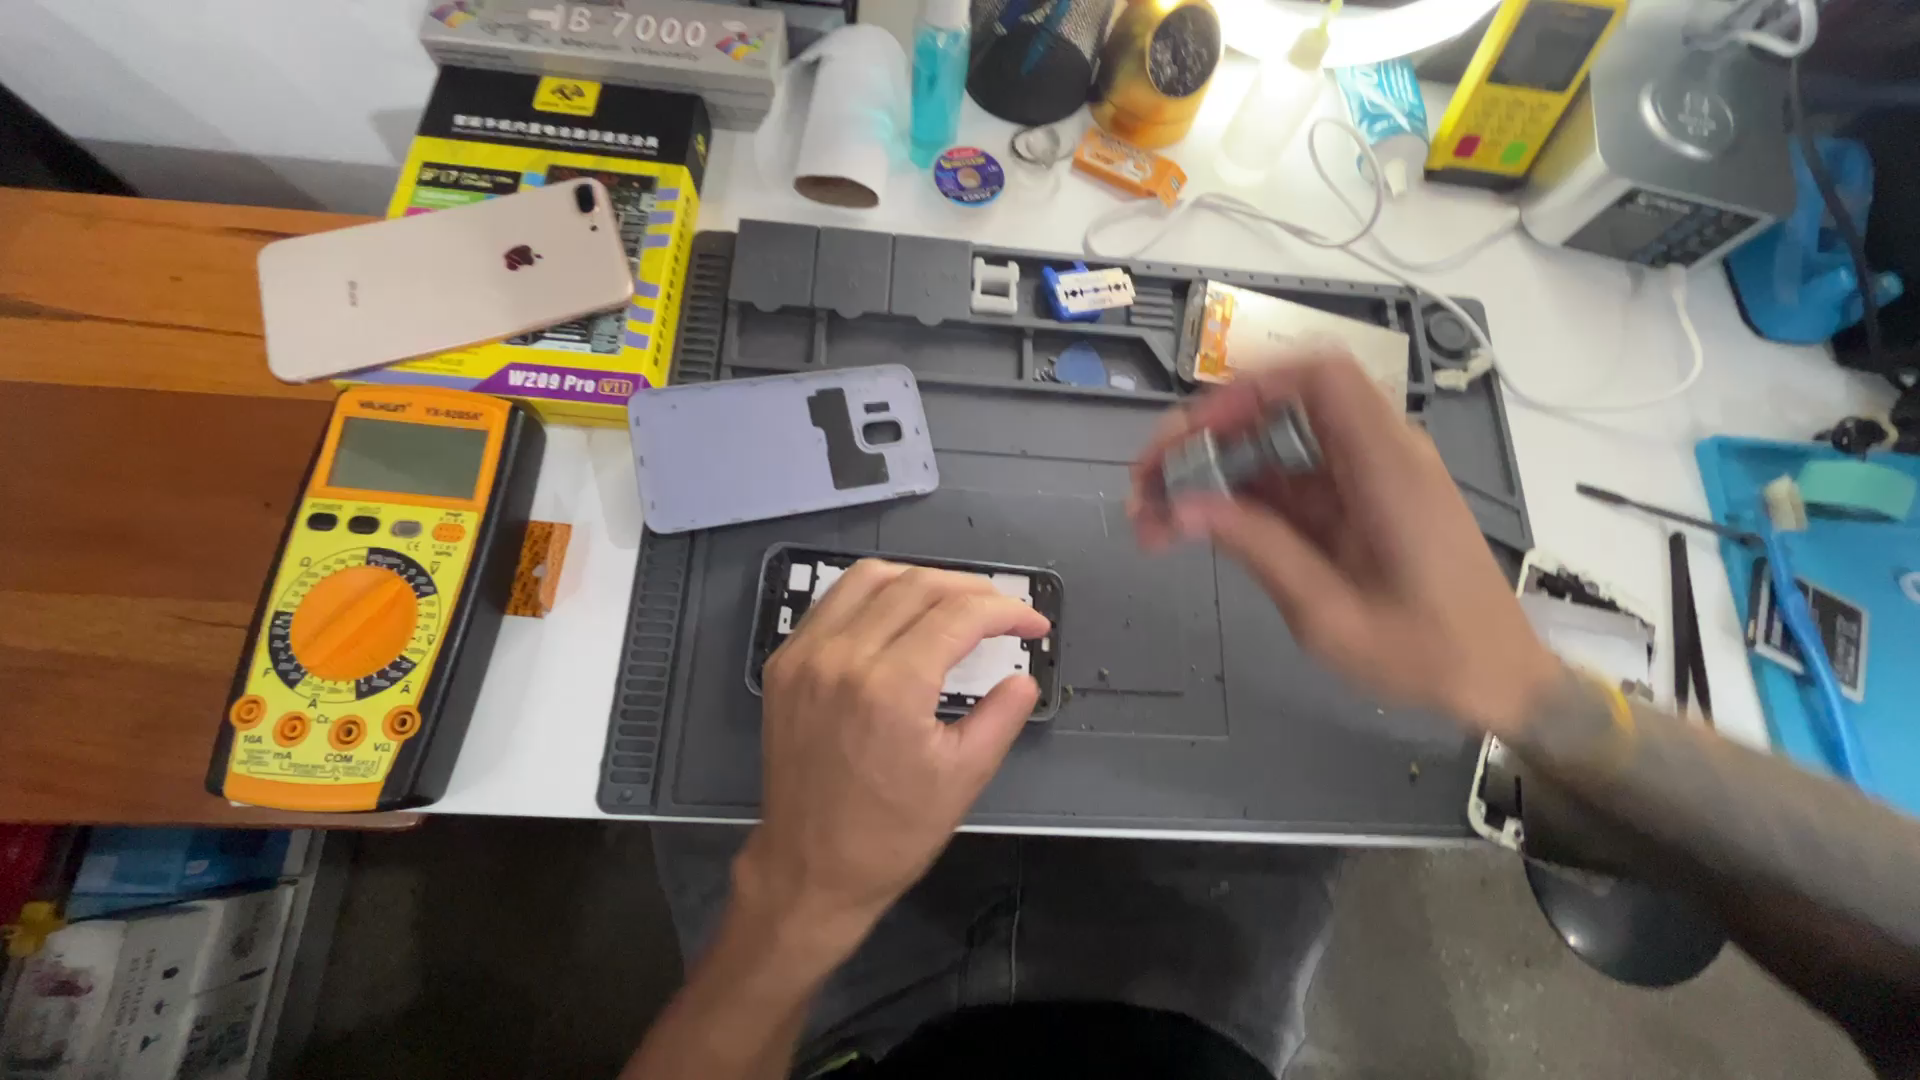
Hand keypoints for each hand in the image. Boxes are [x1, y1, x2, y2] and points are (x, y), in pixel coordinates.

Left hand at [737, 559, 1050, 943]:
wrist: (809, 869)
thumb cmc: (892, 833)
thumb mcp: (964, 777)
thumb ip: (1002, 715)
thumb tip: (1023, 674)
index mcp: (892, 687)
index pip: (960, 615)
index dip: (1007, 611)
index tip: (1033, 625)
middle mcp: (843, 657)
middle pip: (919, 585)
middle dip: (973, 589)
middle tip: (1003, 611)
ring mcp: (806, 655)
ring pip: (871, 578)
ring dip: (922, 579)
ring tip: (955, 603)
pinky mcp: (785, 663)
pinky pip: (834, 602)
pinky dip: (875, 594)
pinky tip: (899, 614)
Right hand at [1129, 349, 1558, 737]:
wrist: (1496, 682)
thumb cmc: (1428, 655)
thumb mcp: (1331, 615)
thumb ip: (1259, 551)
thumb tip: (1182, 508)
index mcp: (1386, 469)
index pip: (1319, 380)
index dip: (1247, 390)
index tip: (1189, 436)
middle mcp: (1376, 457)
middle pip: (1278, 408)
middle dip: (1202, 436)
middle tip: (1144, 484)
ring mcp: (1361, 479)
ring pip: (1269, 446)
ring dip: (1207, 470)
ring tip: (1152, 515)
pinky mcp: (1349, 503)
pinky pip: (1281, 481)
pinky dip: (1233, 498)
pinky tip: (1191, 527)